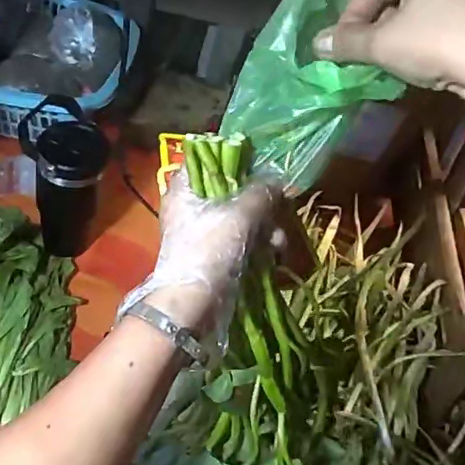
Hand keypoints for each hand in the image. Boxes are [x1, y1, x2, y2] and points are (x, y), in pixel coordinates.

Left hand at [120, 172, 280, 342]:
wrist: (191, 305)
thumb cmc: (208, 250)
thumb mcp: (239, 214)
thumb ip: (261, 192)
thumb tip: (277, 181)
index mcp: (184, 189)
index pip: (206, 158)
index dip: (234, 159)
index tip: (261, 166)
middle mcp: (190, 206)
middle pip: (232, 191)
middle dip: (262, 204)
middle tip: (280, 213)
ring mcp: (202, 232)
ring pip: (241, 218)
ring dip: (266, 228)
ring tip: (278, 245)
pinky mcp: (214, 255)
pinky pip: (241, 241)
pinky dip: (258, 246)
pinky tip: (275, 257)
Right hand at [311, 0, 464, 89]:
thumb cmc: (441, 41)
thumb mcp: (384, 43)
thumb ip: (347, 42)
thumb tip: (316, 43)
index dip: (349, 15)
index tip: (341, 46)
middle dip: (375, 27)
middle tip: (363, 56)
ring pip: (421, 11)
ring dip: (398, 38)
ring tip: (391, 64)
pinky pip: (445, 22)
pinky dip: (425, 42)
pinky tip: (424, 65)